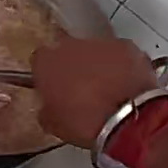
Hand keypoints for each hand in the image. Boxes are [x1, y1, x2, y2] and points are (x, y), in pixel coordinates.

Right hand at [31, 34, 159, 147]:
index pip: (39, 60)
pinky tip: (125, 83)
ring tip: (107, 87)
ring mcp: (101, 43)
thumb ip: (46, 107)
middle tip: (80, 88)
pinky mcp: (128, 46)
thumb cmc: (84, 122)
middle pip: (67, 51)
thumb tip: (49, 105)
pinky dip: (121, 65)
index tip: (52, 86)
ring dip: (97, 65)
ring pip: (94, 51)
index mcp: (47, 63)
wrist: (128, 118)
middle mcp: (70, 46)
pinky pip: (120, 53)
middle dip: (72, 66)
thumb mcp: (52, 124)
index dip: (46, 73)